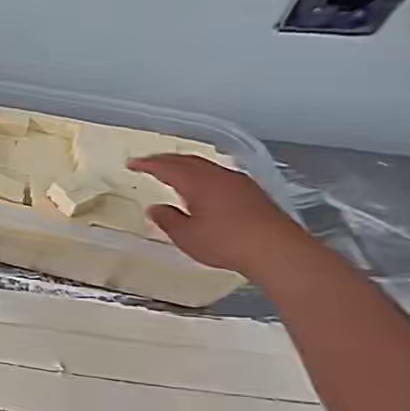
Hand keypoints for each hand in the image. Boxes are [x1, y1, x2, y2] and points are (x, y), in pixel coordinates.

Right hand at [127, 154, 321, 279]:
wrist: (277, 250)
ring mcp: (239, 182)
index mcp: (199, 182)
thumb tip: (156, 208)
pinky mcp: (252, 193)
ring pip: (206, 166)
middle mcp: (219, 176)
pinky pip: (219, 175)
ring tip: (173, 172)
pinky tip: (202, 187)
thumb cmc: (227, 243)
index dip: (147, 164)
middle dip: (165, 160)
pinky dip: (202, 175)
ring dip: (185, 166)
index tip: (132, 163)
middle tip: (149, 163)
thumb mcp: (187, 236)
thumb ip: (168, 220)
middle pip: (188, 160)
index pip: (167, 167)